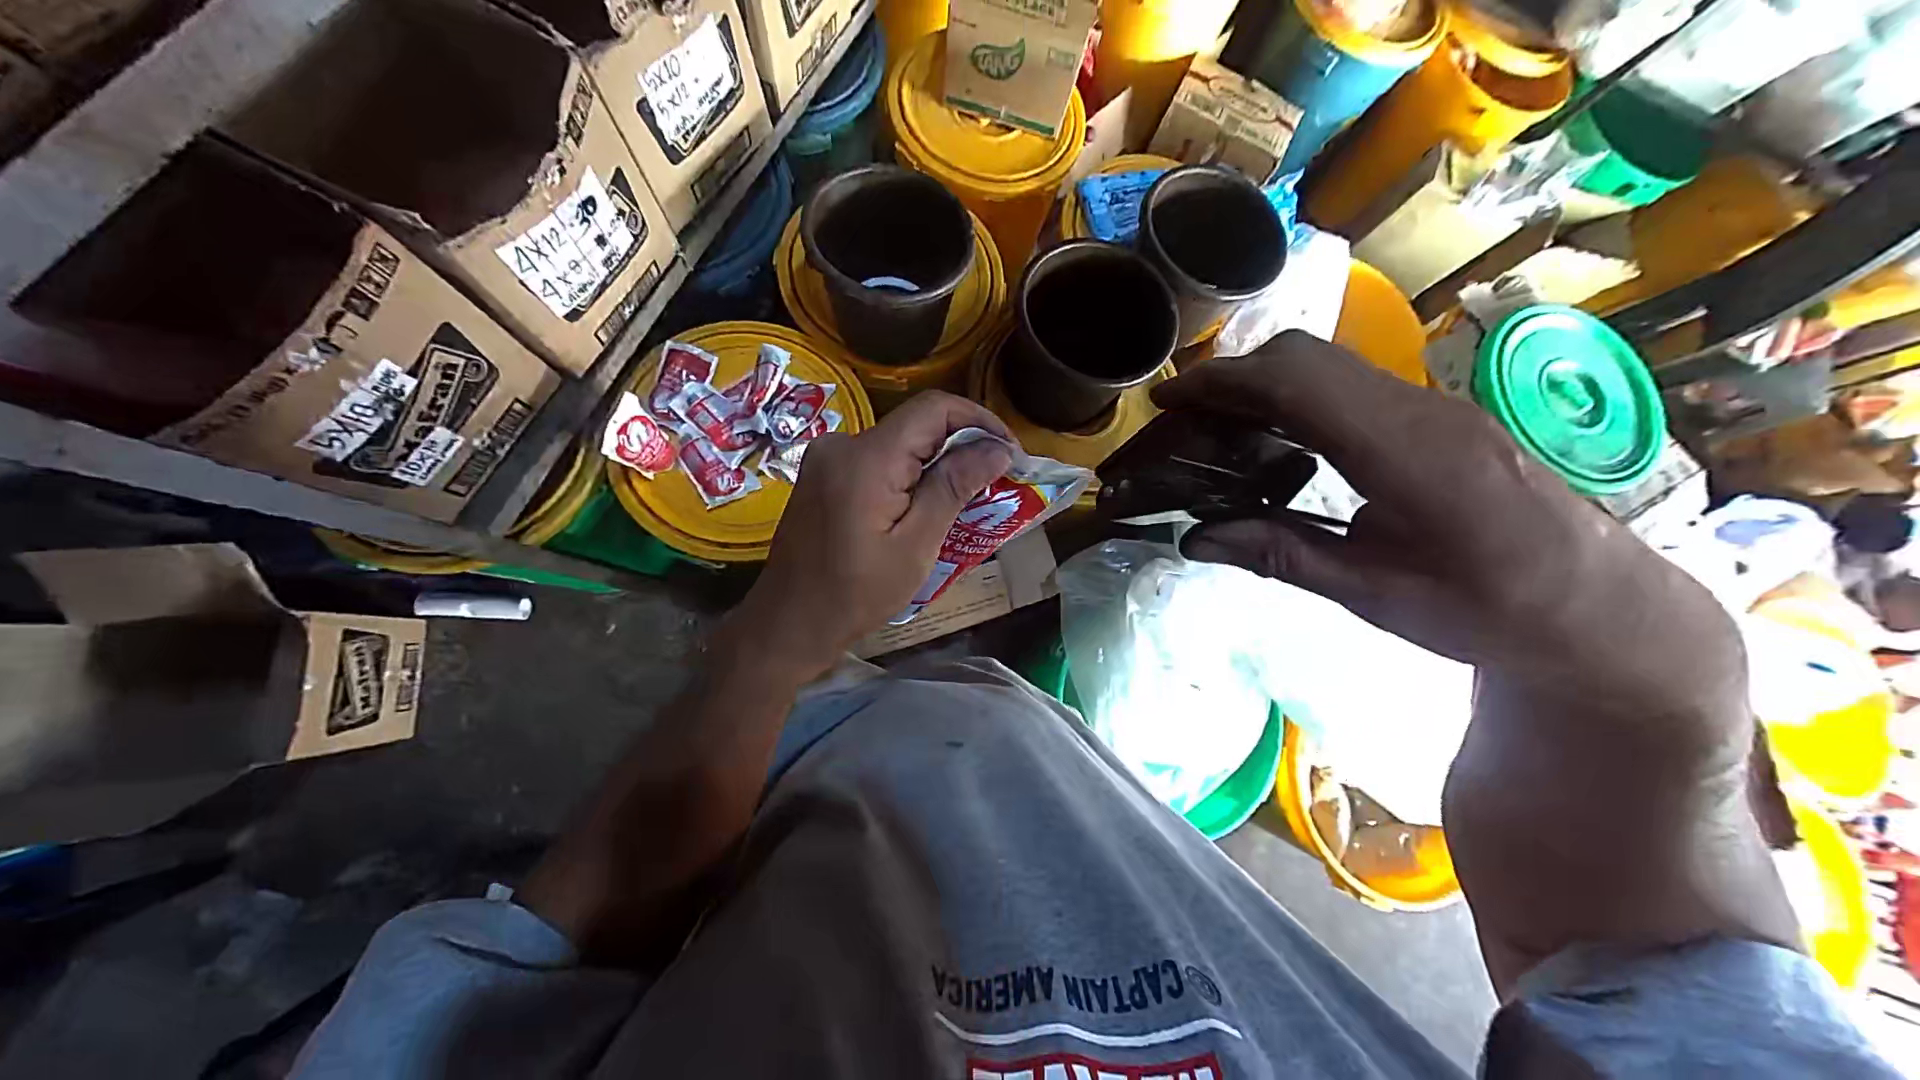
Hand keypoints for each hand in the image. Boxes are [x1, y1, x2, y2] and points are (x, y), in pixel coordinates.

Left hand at [732, 391, 1013, 678]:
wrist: (788, 622)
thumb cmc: (855, 595)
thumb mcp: (915, 546)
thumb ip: (953, 488)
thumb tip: (997, 448)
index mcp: (866, 458)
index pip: (934, 408)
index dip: (979, 421)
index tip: (1010, 455)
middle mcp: (843, 444)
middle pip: (917, 424)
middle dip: (962, 447)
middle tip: (998, 483)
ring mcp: (828, 458)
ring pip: (899, 443)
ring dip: (937, 464)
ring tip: (969, 500)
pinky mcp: (823, 475)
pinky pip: (878, 461)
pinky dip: (909, 475)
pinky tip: (925, 507)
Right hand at [1159, 334, 1795, 994]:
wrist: (1604, 609)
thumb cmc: (1492, 614)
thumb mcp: (1378, 597)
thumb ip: (1285, 557)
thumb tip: (1195, 538)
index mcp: (1408, 456)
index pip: (1299, 383)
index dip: (1223, 382)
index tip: (1166, 398)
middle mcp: (1422, 413)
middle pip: (1307, 357)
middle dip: (1231, 376)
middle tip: (1179, 417)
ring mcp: (1435, 408)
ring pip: (1328, 365)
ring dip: (1261, 383)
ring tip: (1213, 425)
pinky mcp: (1437, 418)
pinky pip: (1349, 386)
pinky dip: (1293, 397)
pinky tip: (1273, 437)